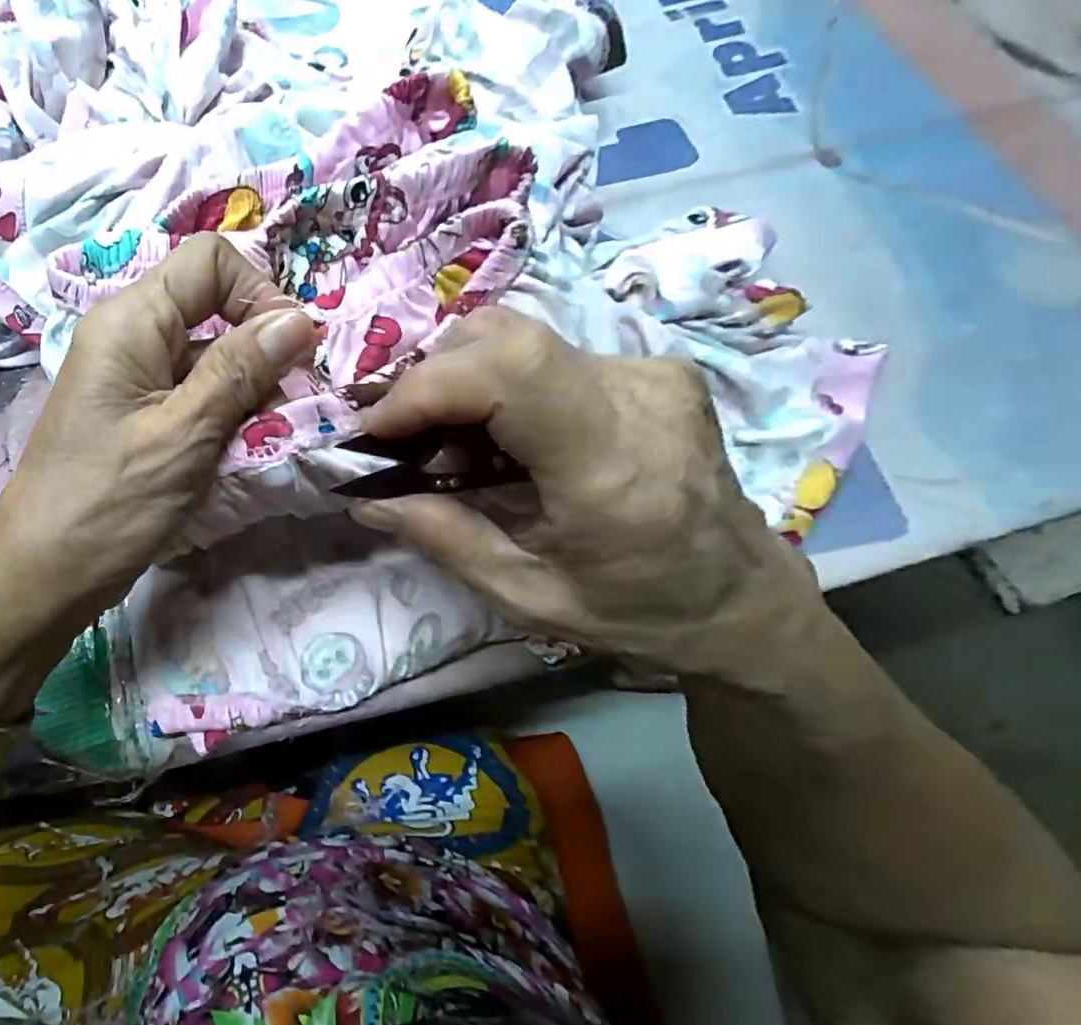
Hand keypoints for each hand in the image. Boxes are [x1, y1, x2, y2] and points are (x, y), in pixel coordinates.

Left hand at [0, 235, 317, 719]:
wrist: (42, 576)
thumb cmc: (107, 504)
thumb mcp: (183, 435)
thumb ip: (239, 372)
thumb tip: (298, 319)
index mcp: (128, 323)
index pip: (210, 262)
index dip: (259, 294)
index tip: (290, 353)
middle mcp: (126, 340)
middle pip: (212, 313)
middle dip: (260, 354)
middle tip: (288, 410)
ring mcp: (127, 385)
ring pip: (206, 363)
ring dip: (245, 395)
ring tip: (264, 442)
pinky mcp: (132, 424)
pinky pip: (188, 402)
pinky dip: (221, 421)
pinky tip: (237, 457)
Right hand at [349, 307, 824, 680]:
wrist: (739, 601)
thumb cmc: (629, 610)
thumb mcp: (520, 592)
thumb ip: (440, 536)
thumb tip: (363, 499)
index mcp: (608, 464)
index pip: (507, 372)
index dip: (423, 387)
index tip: (374, 432)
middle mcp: (637, 397)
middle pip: (503, 336)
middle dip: (428, 379)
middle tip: (398, 437)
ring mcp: (649, 374)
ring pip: (517, 336)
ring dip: (456, 380)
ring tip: (440, 442)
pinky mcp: (647, 371)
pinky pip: (543, 354)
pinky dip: (491, 386)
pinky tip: (489, 438)